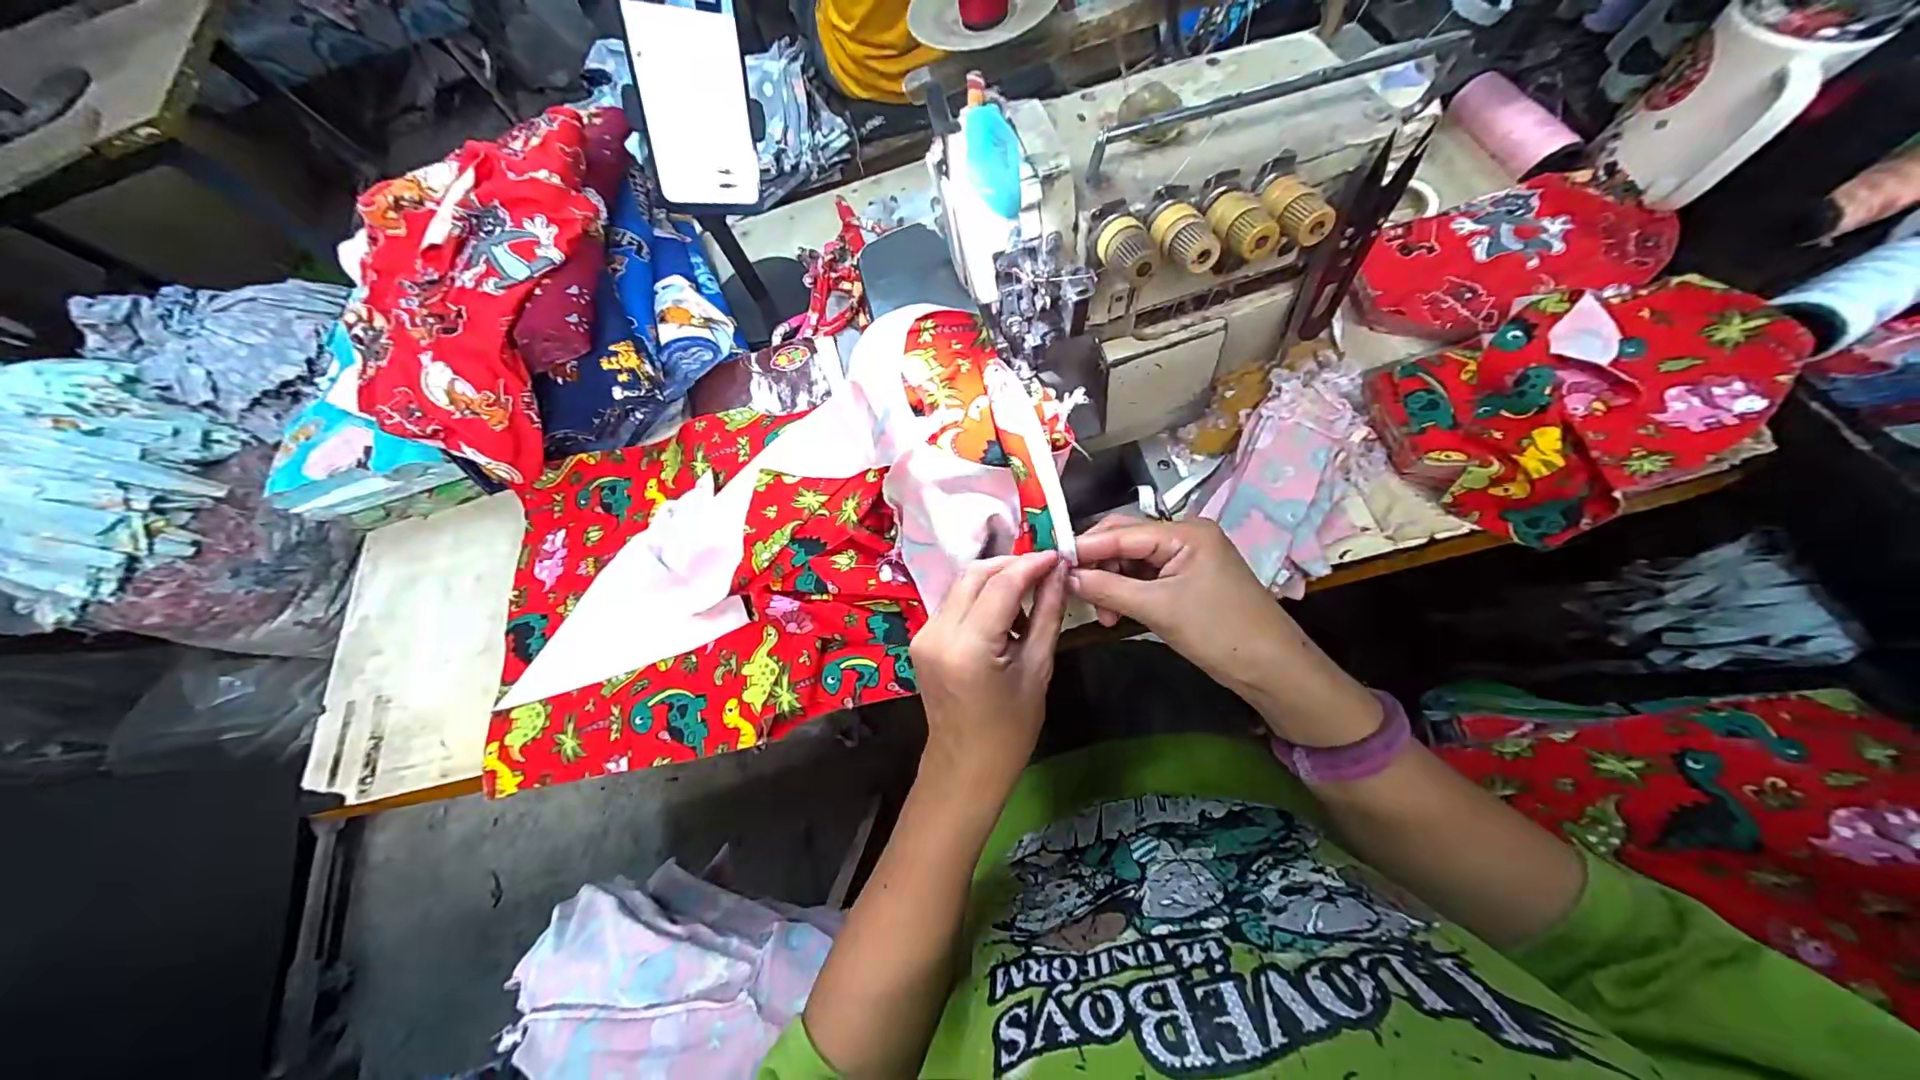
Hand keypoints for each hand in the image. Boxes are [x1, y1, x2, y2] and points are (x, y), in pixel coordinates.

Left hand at [910, 551, 1067, 792]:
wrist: (965, 766)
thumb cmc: (1010, 729)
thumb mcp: (1037, 669)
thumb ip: (1047, 614)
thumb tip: (1059, 572)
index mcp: (968, 646)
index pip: (1001, 584)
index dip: (1031, 565)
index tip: (1056, 555)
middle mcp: (938, 633)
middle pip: (975, 574)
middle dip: (1011, 565)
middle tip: (1044, 572)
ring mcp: (924, 634)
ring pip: (962, 584)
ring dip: (995, 580)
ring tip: (1028, 597)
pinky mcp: (921, 639)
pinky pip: (953, 603)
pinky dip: (979, 598)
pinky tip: (1003, 615)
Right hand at [1068, 518, 1379, 745]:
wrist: (1273, 669)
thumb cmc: (1220, 632)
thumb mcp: (1158, 609)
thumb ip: (1108, 588)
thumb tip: (1065, 576)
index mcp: (1185, 532)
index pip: (1121, 531)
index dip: (1084, 546)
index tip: (1050, 563)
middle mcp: (1185, 536)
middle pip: (1124, 540)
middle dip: (1097, 566)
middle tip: (1076, 594)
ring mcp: (1187, 558)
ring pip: (1131, 561)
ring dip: (1110, 584)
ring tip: (1104, 616)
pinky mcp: (1187, 579)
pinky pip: (1145, 577)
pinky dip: (1127, 593)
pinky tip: (1117, 615)